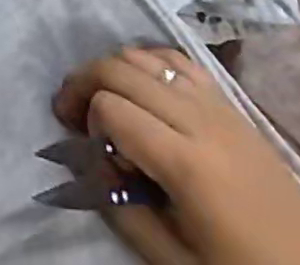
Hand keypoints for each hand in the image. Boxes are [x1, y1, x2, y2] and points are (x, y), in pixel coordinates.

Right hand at [53, 49, 299, 264]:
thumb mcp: (172, 258)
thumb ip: (121, 207)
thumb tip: (89, 163)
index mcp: (186, 163)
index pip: (111, 107)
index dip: (86, 121)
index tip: (86, 149)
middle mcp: (200, 120)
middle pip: (122, 67)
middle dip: (85, 81)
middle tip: (68, 111)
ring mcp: (218, 105)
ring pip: (147, 55)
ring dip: (113, 67)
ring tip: (100, 95)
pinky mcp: (231, 103)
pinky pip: (179, 60)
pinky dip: (148, 61)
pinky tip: (141, 86)